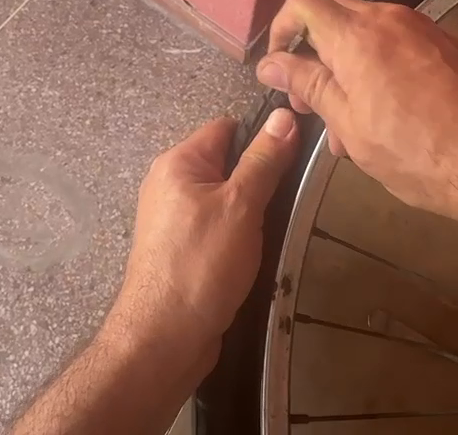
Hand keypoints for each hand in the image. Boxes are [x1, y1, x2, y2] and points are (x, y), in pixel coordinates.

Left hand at [101, 110, 300, 378]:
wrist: (163, 341)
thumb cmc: (201, 264)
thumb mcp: (241, 205)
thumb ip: (264, 160)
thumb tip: (285, 115)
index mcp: (178, 162)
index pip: (227, 128)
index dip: (261, 137)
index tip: (295, 155)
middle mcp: (169, 183)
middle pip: (226, 163)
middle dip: (258, 179)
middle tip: (289, 196)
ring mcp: (172, 219)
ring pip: (224, 198)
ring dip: (250, 212)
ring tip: (277, 227)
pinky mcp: (180, 250)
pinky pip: (216, 227)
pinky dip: (237, 235)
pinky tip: (255, 253)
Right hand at [255, 0, 457, 235]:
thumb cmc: (422, 153)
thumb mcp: (352, 125)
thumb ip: (308, 85)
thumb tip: (270, 64)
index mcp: (356, 34)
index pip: (301, 6)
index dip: (279, 32)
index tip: (277, 70)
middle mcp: (387, 18)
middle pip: (332, 17)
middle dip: (312, 56)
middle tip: (309, 106)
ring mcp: (420, 28)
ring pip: (364, 36)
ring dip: (345, 71)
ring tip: (347, 130)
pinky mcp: (444, 45)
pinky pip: (395, 46)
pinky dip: (376, 72)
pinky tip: (384, 120)